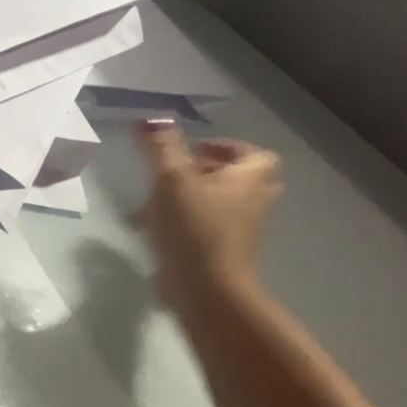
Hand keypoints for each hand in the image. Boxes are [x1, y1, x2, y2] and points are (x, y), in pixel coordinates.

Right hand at [136, 119, 283, 306]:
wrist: (205, 286)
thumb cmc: (194, 226)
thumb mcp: (171, 179)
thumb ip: (161, 148)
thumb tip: (151, 119)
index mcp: (249, 180)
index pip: (255, 154)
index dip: (227, 147)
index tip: (193, 149)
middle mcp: (252, 201)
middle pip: (238, 177)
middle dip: (206, 171)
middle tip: (176, 170)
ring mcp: (238, 228)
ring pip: (218, 201)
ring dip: (189, 194)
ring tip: (153, 198)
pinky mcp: (219, 248)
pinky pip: (204, 223)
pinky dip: (182, 218)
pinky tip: (151, 224)